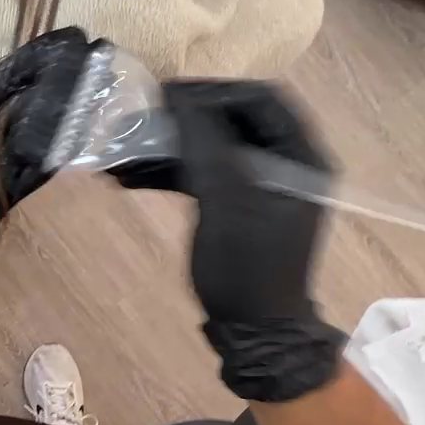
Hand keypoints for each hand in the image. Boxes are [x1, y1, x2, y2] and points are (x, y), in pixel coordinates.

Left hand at [0, 21, 90, 324]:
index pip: (1, 79)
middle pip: (24, 104)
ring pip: (33, 137)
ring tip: (99, 97)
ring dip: (62, 119)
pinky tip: (78, 143)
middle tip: (98, 64)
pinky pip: (31, 175)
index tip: (71, 38)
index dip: (34, 59)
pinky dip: (52, 160)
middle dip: (58, 85)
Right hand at [122, 80, 347, 400]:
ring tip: (123, 154)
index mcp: (301, 155)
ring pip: (209, 150)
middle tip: (138, 121)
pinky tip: (130, 178)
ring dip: (167, 149)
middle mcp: (284, 163)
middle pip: (229, 122)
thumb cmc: (247, 266)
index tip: (163, 94)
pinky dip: (169, 175)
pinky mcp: (234, 209)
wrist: (255, 332)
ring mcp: (257, 188)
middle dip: (180, 121)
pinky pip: (201, 178)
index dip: (211, 92)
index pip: (259, 98)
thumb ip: (205, 143)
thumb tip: (176, 95)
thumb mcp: (227, 200)